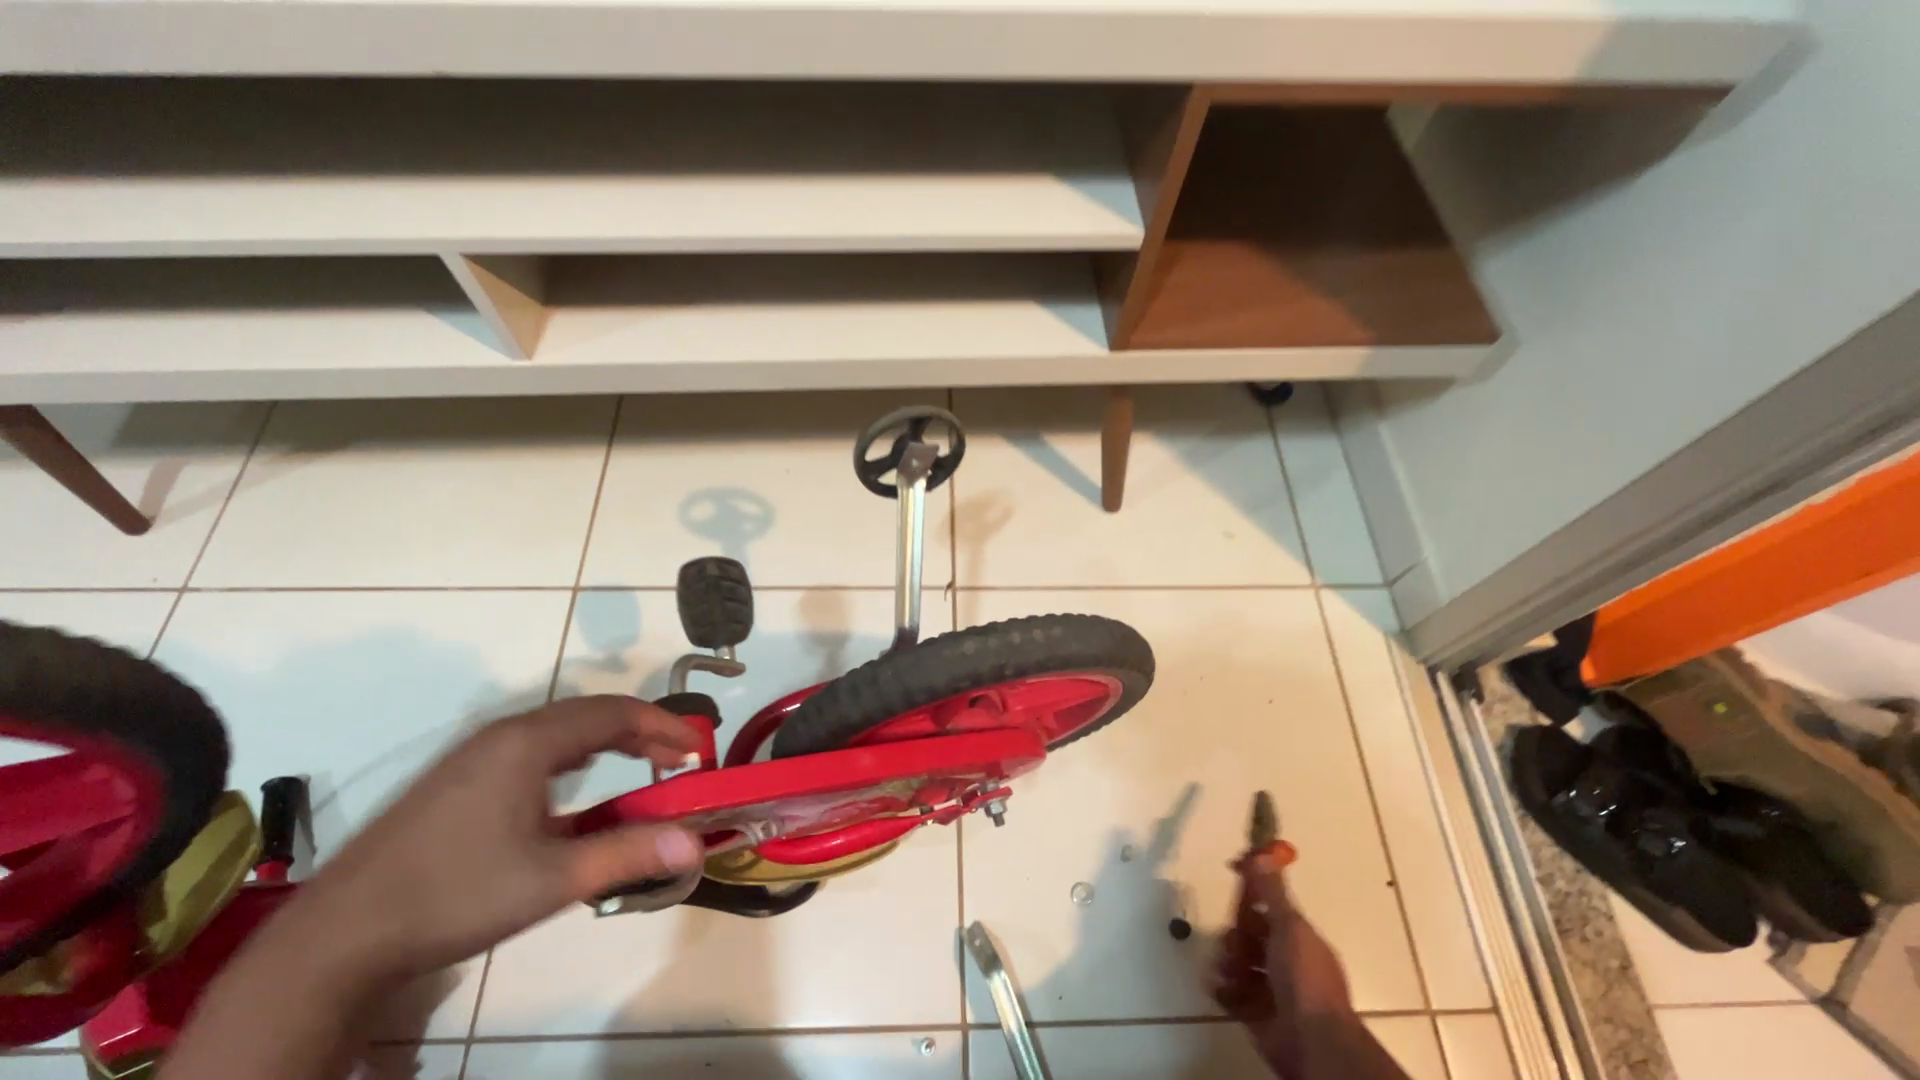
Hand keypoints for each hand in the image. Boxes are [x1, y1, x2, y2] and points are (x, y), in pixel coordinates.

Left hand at [269, 695, 707, 987]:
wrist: (342, 934)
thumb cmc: (456, 896)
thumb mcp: (554, 880)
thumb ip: (628, 854)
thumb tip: (695, 845)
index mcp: (526, 743)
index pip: (613, 713)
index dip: (663, 725)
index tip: (698, 748)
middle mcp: (501, 735)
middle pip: (587, 714)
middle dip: (641, 732)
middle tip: (678, 760)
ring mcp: (472, 755)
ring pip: (557, 731)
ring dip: (607, 744)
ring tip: (642, 769)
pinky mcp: (456, 779)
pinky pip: (532, 749)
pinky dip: (574, 758)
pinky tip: (577, 791)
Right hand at [1213, 852, 1354, 1067]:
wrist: (1312, 1043)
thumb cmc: (1304, 978)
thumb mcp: (1290, 926)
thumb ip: (1272, 891)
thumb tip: (1261, 852)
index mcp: (1299, 938)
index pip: (1270, 905)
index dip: (1251, 891)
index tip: (1232, 872)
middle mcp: (1286, 960)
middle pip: (1249, 935)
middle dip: (1236, 935)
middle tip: (1236, 945)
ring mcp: (1270, 988)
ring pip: (1237, 963)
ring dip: (1228, 963)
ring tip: (1232, 974)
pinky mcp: (1254, 1013)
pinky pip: (1230, 992)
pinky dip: (1224, 989)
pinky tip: (1225, 991)